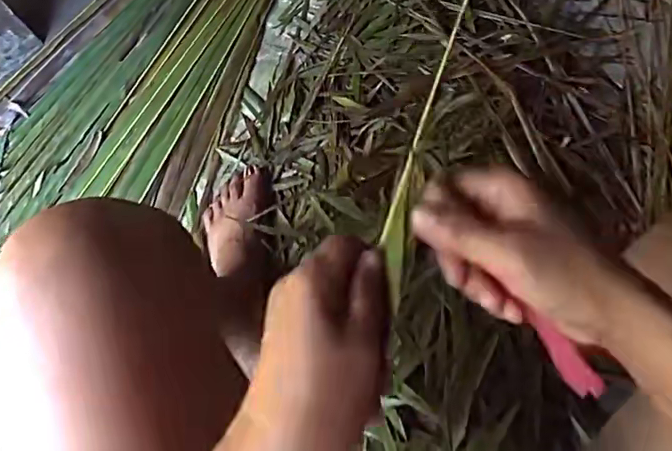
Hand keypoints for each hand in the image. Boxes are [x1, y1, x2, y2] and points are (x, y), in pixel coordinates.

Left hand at [222, 235, 387, 450]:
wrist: (279, 446)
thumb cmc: (330, 390)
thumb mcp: (364, 339)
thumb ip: (371, 291)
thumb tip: (376, 254)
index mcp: (309, 276)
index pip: (345, 242)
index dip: (372, 257)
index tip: (391, 290)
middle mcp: (290, 284)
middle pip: (339, 275)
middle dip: (366, 304)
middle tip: (383, 344)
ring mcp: (281, 311)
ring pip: (332, 306)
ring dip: (355, 332)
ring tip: (370, 375)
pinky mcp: (280, 339)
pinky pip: (318, 328)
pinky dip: (337, 348)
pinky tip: (351, 385)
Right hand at [411, 167, 631, 347]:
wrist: (615, 313)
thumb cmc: (563, 273)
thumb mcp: (505, 253)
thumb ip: (457, 232)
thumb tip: (413, 213)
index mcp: (501, 186)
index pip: (446, 186)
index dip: (437, 218)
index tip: (444, 252)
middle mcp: (502, 202)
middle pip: (453, 220)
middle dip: (459, 258)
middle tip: (472, 286)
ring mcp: (511, 231)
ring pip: (467, 248)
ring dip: (477, 280)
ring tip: (499, 303)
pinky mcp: (518, 258)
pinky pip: (486, 268)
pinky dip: (493, 290)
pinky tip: (512, 309)